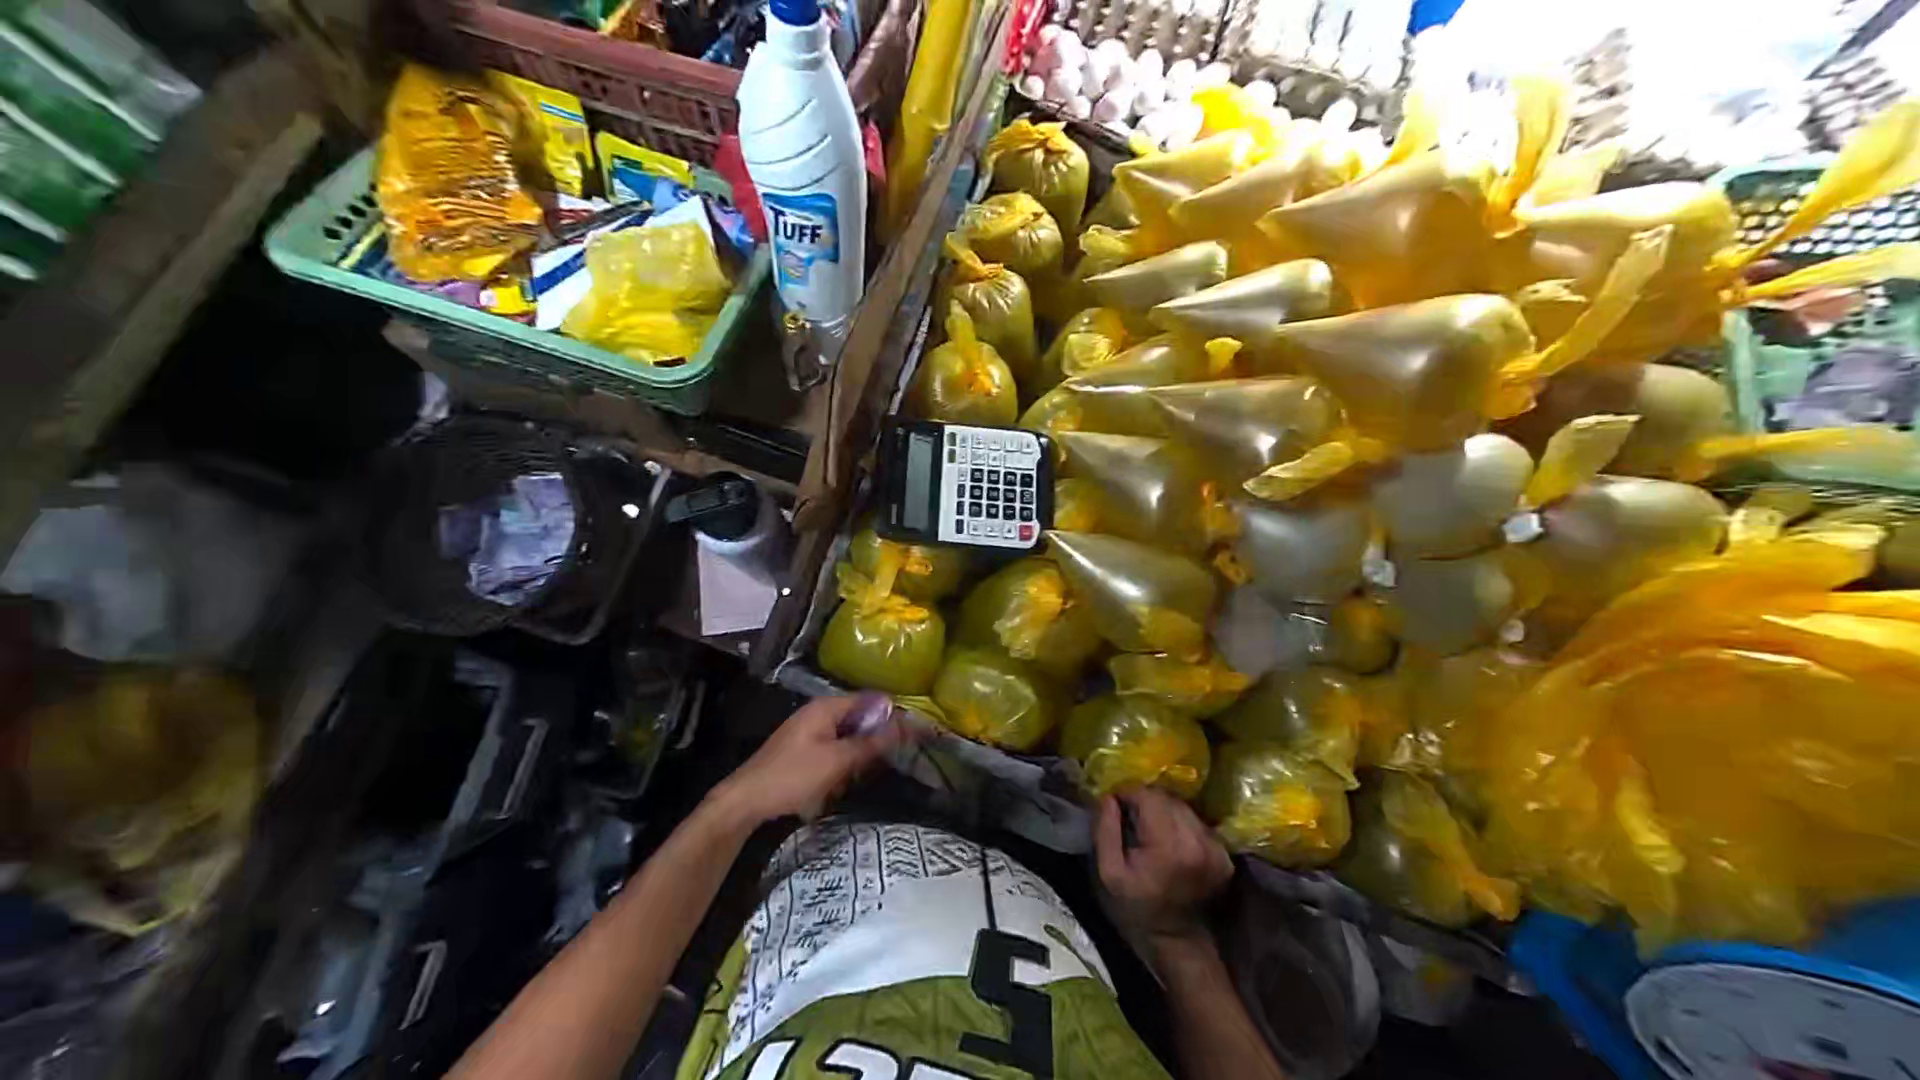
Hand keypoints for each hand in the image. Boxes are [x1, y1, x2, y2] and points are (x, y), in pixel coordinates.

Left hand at [708, 694, 904, 825]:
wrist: (745, 801)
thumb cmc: (792, 776)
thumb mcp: (837, 761)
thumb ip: (871, 742)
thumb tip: (904, 723)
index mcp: (826, 707)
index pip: (870, 700)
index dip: (894, 713)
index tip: (915, 731)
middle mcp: (818, 713)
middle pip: (860, 716)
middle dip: (878, 735)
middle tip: (897, 755)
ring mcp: (809, 731)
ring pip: (849, 734)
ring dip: (861, 751)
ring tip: (870, 770)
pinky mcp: (804, 750)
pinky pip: (835, 747)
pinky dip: (846, 760)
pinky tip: (847, 778)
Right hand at [1095, 789, 1233, 945]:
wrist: (1178, 941)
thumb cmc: (1138, 907)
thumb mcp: (1109, 873)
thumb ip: (1105, 831)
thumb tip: (1108, 797)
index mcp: (1170, 845)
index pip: (1148, 796)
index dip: (1128, 794)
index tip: (1115, 805)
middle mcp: (1198, 840)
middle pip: (1167, 798)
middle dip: (1145, 801)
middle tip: (1130, 817)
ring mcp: (1215, 847)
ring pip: (1183, 807)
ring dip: (1163, 811)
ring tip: (1149, 829)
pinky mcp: (1224, 854)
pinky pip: (1196, 822)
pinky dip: (1180, 824)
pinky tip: (1169, 840)